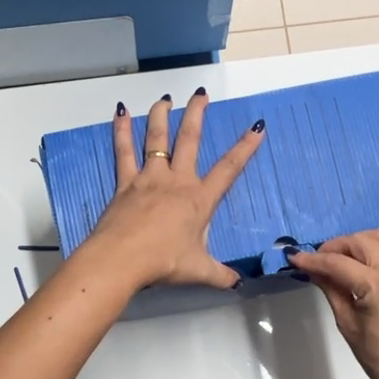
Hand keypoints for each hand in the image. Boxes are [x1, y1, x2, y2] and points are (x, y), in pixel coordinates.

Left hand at [82, 89, 265, 291]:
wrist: (123, 259)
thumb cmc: (164, 262)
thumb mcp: (198, 271)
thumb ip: (219, 275)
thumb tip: (236, 284)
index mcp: (199, 199)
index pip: (228, 169)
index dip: (245, 147)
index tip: (257, 127)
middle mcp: (177, 181)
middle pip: (189, 140)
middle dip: (198, 115)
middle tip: (201, 95)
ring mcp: (149, 178)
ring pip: (157, 139)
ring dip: (162, 116)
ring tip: (166, 99)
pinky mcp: (125, 183)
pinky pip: (123, 152)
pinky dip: (122, 131)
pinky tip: (121, 112)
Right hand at [288, 230, 378, 378]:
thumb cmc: (376, 355)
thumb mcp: (346, 321)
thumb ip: (330, 288)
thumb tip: (312, 268)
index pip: (340, 263)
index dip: (314, 259)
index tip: (295, 259)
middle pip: (361, 242)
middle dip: (336, 247)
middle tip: (319, 260)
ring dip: (356, 242)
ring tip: (340, 258)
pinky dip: (374, 247)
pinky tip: (360, 263)